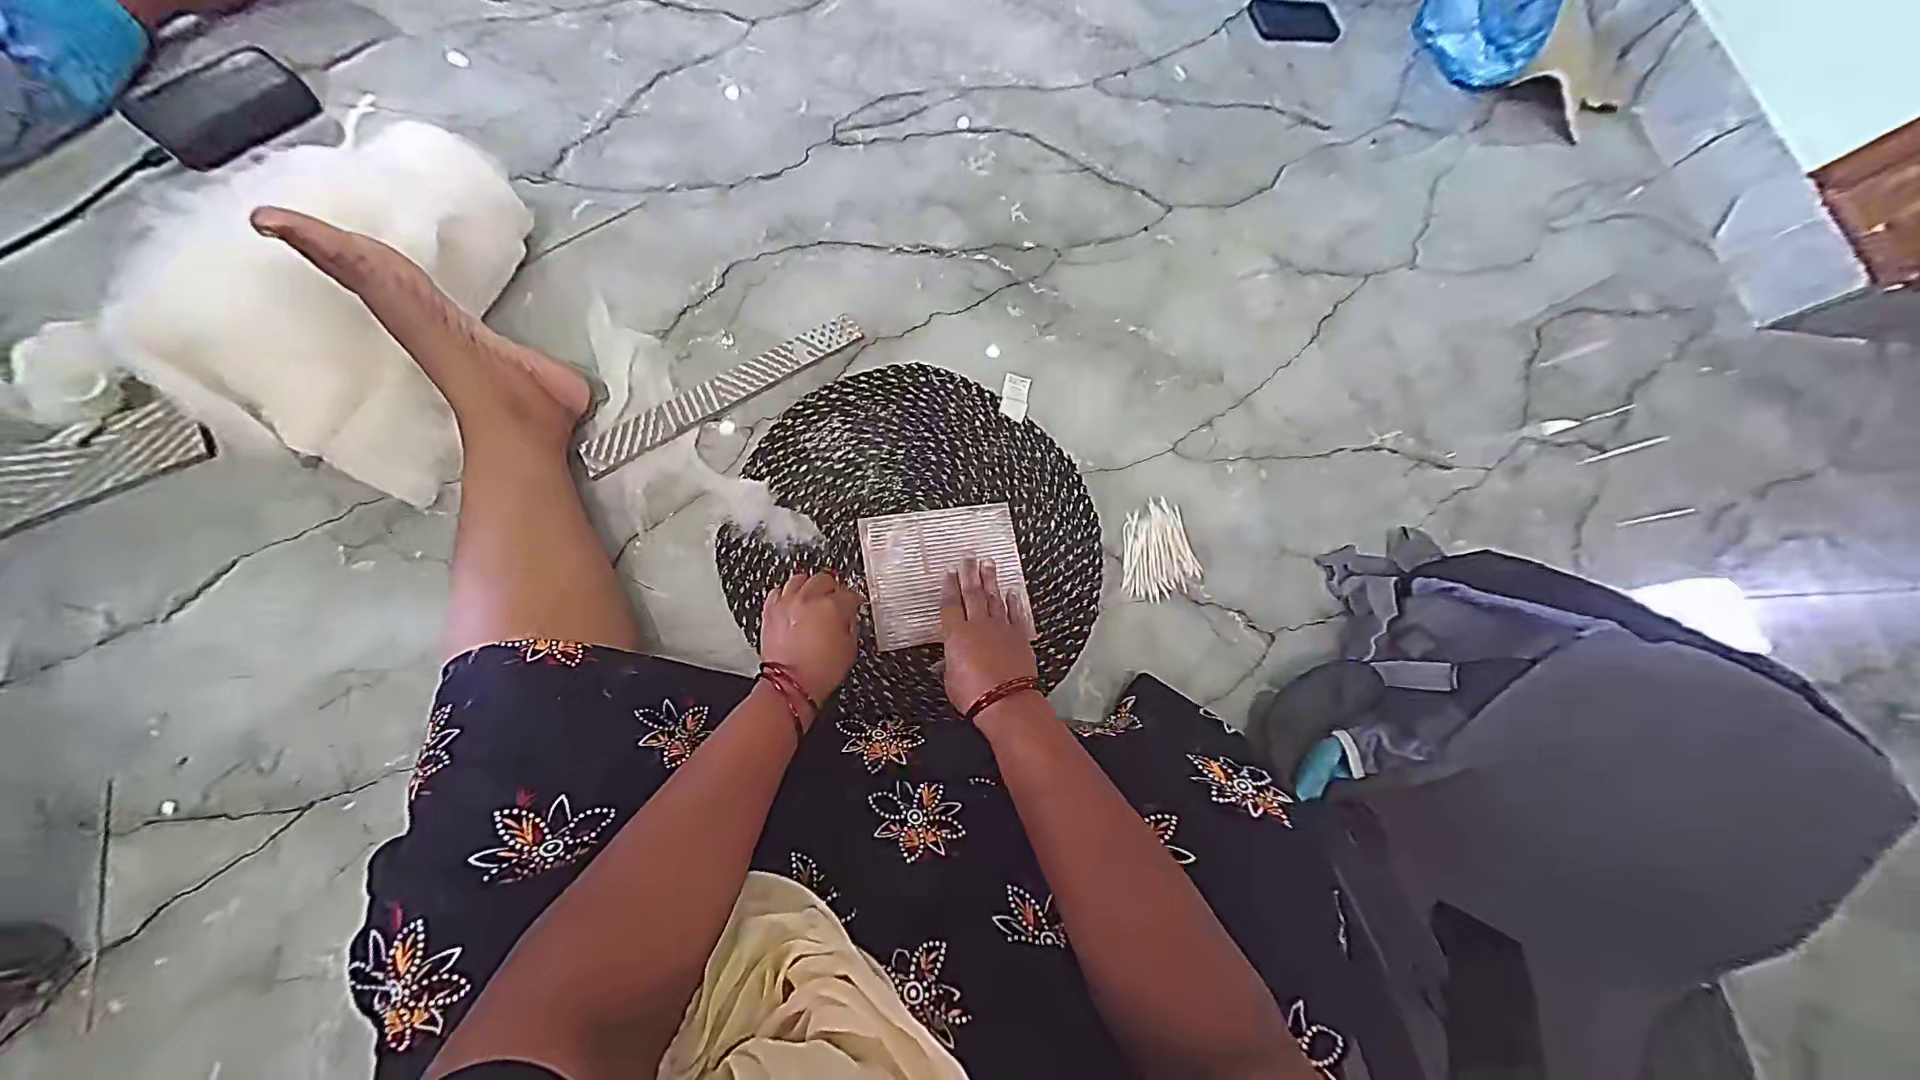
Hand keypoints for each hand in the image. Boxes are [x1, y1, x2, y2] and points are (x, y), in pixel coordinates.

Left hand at [760, 572, 864, 709]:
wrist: (790, 685)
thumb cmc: (819, 671)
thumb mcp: (850, 648)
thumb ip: (851, 623)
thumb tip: (848, 614)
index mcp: (833, 607)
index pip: (849, 593)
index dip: (854, 600)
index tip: (853, 605)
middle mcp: (809, 599)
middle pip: (824, 579)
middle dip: (832, 589)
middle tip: (834, 599)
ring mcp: (788, 603)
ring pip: (800, 579)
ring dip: (809, 587)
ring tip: (812, 598)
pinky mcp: (770, 610)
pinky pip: (778, 591)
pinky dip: (787, 595)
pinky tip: (792, 603)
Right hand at [940, 557, 1038, 717]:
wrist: (1006, 700)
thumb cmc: (974, 694)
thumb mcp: (951, 680)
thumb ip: (950, 665)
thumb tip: (949, 662)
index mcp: (957, 635)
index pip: (951, 604)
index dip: (950, 587)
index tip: (950, 572)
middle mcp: (978, 626)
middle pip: (972, 593)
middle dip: (969, 573)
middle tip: (968, 556)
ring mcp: (1001, 629)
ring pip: (994, 598)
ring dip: (990, 580)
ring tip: (988, 564)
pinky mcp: (1018, 637)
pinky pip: (1015, 614)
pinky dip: (1013, 601)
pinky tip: (1011, 591)